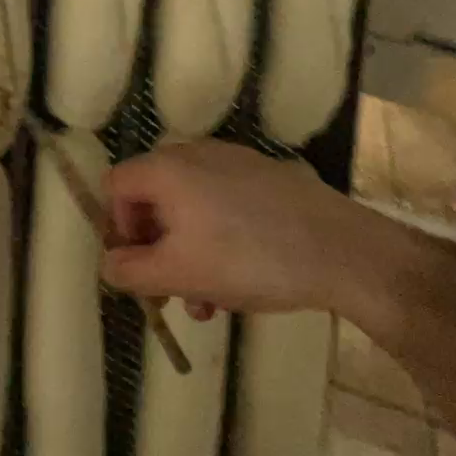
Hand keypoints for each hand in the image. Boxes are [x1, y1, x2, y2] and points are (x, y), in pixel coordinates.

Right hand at [104, 140, 387, 315]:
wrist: (347, 252)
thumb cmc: (249, 259)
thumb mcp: (178, 275)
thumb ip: (130, 271)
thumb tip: (108, 265)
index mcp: (165, 168)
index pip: (115, 188)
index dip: (117, 229)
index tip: (139, 268)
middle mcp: (193, 154)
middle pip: (153, 199)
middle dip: (156, 249)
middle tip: (173, 293)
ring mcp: (234, 161)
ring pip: (190, 206)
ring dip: (188, 252)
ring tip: (211, 301)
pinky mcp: (267, 176)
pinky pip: (223, 202)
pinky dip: (219, 236)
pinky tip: (243, 278)